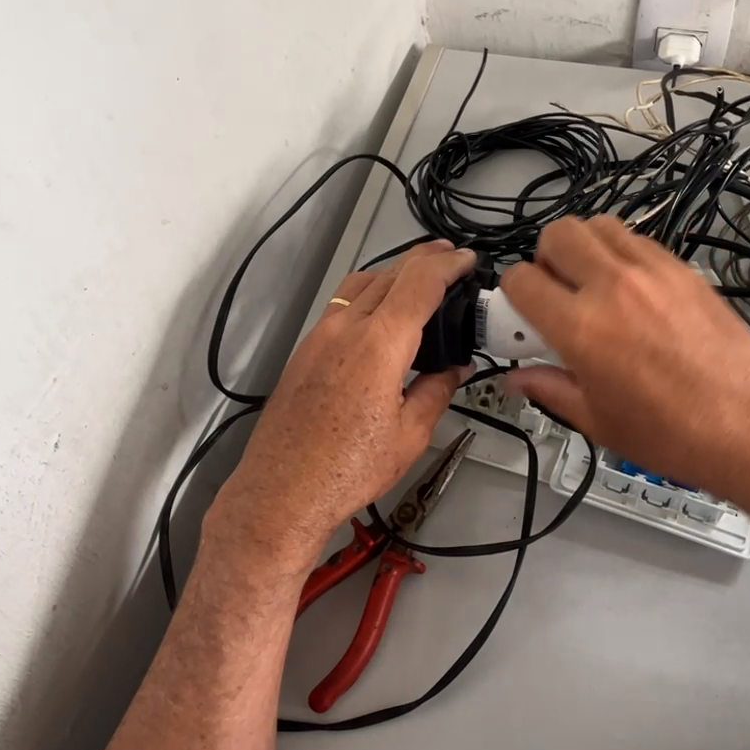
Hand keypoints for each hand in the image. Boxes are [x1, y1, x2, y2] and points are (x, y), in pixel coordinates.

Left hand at [215, 241, 476, 557]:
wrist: (282, 491)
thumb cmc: (343, 470)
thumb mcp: (410, 434)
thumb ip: (437, 390)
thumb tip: (455, 370)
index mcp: (378, 346)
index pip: (420, 283)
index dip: (449, 265)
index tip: (467, 260)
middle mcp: (345, 330)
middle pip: (390, 273)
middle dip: (425, 259)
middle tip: (451, 258)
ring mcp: (319, 337)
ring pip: (361, 282)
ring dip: (394, 271)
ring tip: (419, 276)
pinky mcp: (305, 351)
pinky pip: (340, 304)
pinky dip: (368, 292)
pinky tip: (381, 310)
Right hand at [501, 216, 749, 505]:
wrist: (747, 424)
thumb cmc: (668, 433)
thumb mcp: (597, 421)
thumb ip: (551, 389)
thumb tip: (518, 377)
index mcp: (580, 327)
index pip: (521, 279)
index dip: (513, 293)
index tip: (524, 312)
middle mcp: (612, 286)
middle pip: (558, 233)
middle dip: (546, 258)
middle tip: (558, 292)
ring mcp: (653, 271)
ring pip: (600, 225)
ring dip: (586, 247)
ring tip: (594, 284)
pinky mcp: (684, 269)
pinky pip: (639, 240)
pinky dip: (624, 254)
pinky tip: (634, 290)